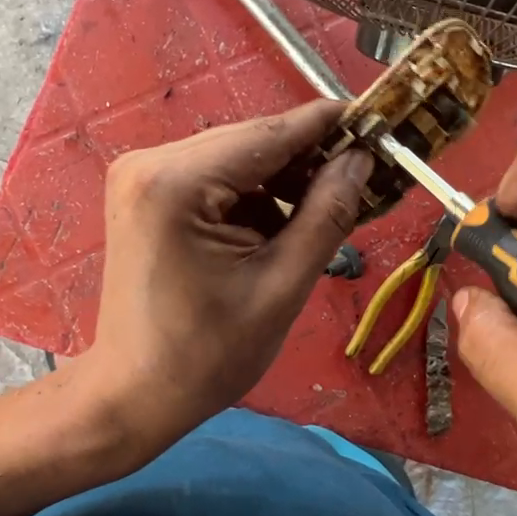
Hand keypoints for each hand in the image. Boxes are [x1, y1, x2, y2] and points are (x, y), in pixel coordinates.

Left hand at [83, 100, 372, 455]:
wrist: (135, 395)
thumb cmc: (208, 355)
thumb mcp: (282, 286)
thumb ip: (327, 213)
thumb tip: (361, 158)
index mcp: (177, 182)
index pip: (270, 134)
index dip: (330, 125)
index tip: (380, 120)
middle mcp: (151, 162)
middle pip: (252, 142)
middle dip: (310, 158)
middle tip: (367, 175)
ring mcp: (143, 175)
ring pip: (238, 159)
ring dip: (284, 180)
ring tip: (330, 208)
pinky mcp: (147, 193)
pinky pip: (216, 178)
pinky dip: (254, 197)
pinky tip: (283, 226)